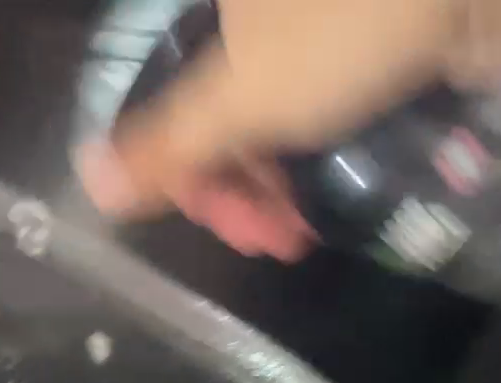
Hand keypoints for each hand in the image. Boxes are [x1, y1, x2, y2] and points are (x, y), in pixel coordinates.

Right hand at [77, 0, 500, 258]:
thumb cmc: (356, 24)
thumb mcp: (239, 96)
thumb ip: (163, 147)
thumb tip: (84, 180)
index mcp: (230, 7)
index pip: (179, 101)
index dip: (187, 170)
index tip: (217, 221)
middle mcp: (284, 12)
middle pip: (239, 117)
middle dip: (249, 190)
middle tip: (274, 241)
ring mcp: (351, 26)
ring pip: (298, 123)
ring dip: (297, 188)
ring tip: (315, 234)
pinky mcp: (415, 40)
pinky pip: (357, 115)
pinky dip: (349, 162)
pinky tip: (356, 199)